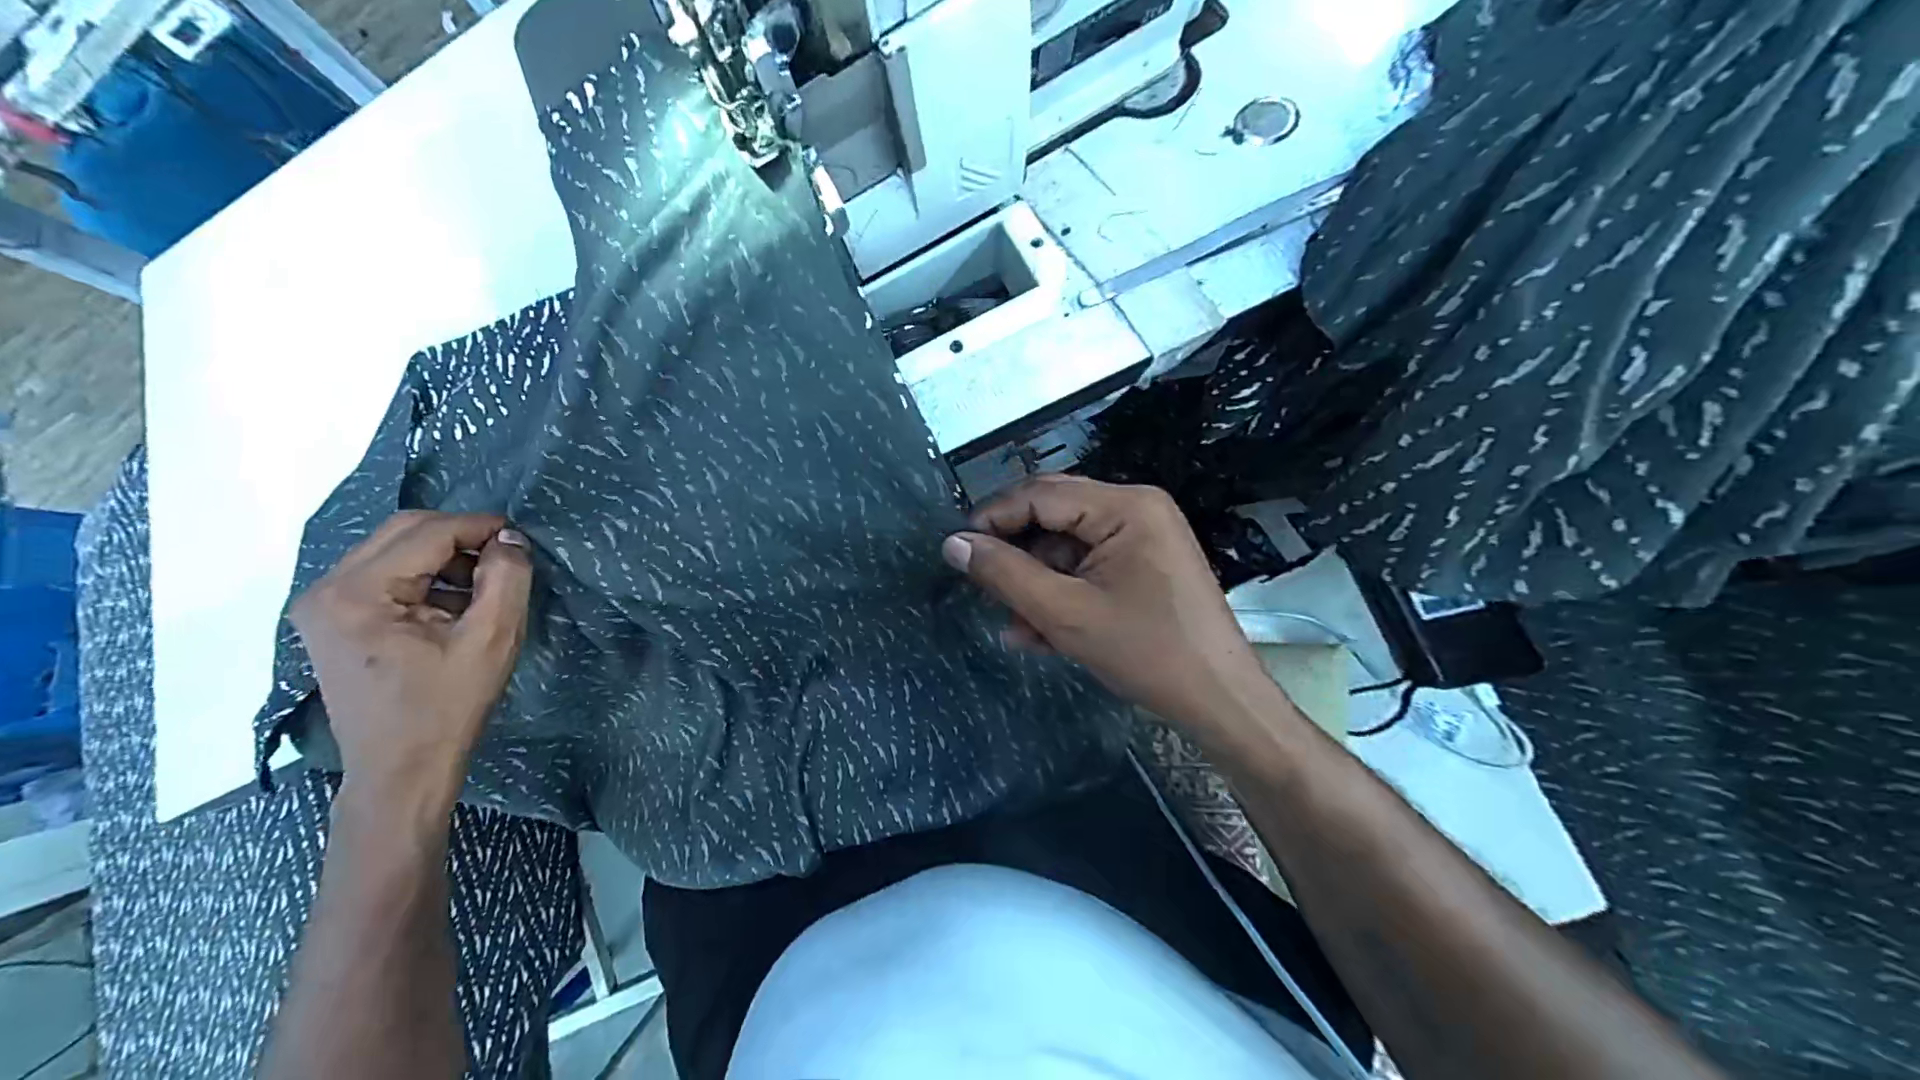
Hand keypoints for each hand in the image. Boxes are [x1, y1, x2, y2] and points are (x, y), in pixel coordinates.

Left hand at [289, 511, 532, 819]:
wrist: (400, 770)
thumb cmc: (447, 707)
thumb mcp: (492, 639)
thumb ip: (506, 578)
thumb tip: (511, 538)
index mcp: (356, 593)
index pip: (428, 532)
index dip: (481, 527)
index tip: (523, 539)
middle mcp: (326, 589)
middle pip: (404, 532)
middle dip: (461, 537)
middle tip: (506, 557)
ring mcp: (322, 605)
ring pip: (395, 550)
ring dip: (445, 556)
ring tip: (485, 586)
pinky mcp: (333, 620)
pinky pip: (386, 575)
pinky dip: (427, 577)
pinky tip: (456, 605)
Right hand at [942, 475, 1276, 730]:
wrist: (1220, 701)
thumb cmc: (1146, 653)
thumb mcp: (1065, 614)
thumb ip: (1004, 574)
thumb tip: (953, 544)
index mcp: (1126, 506)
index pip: (1040, 494)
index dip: (992, 519)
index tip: (955, 550)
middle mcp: (1136, 509)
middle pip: (1053, 516)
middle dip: (1015, 554)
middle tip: (978, 583)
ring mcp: (1144, 537)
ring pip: (1067, 547)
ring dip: (1037, 583)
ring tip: (1015, 625)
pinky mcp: (1144, 566)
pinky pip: (1088, 567)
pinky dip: (1063, 594)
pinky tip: (1040, 632)